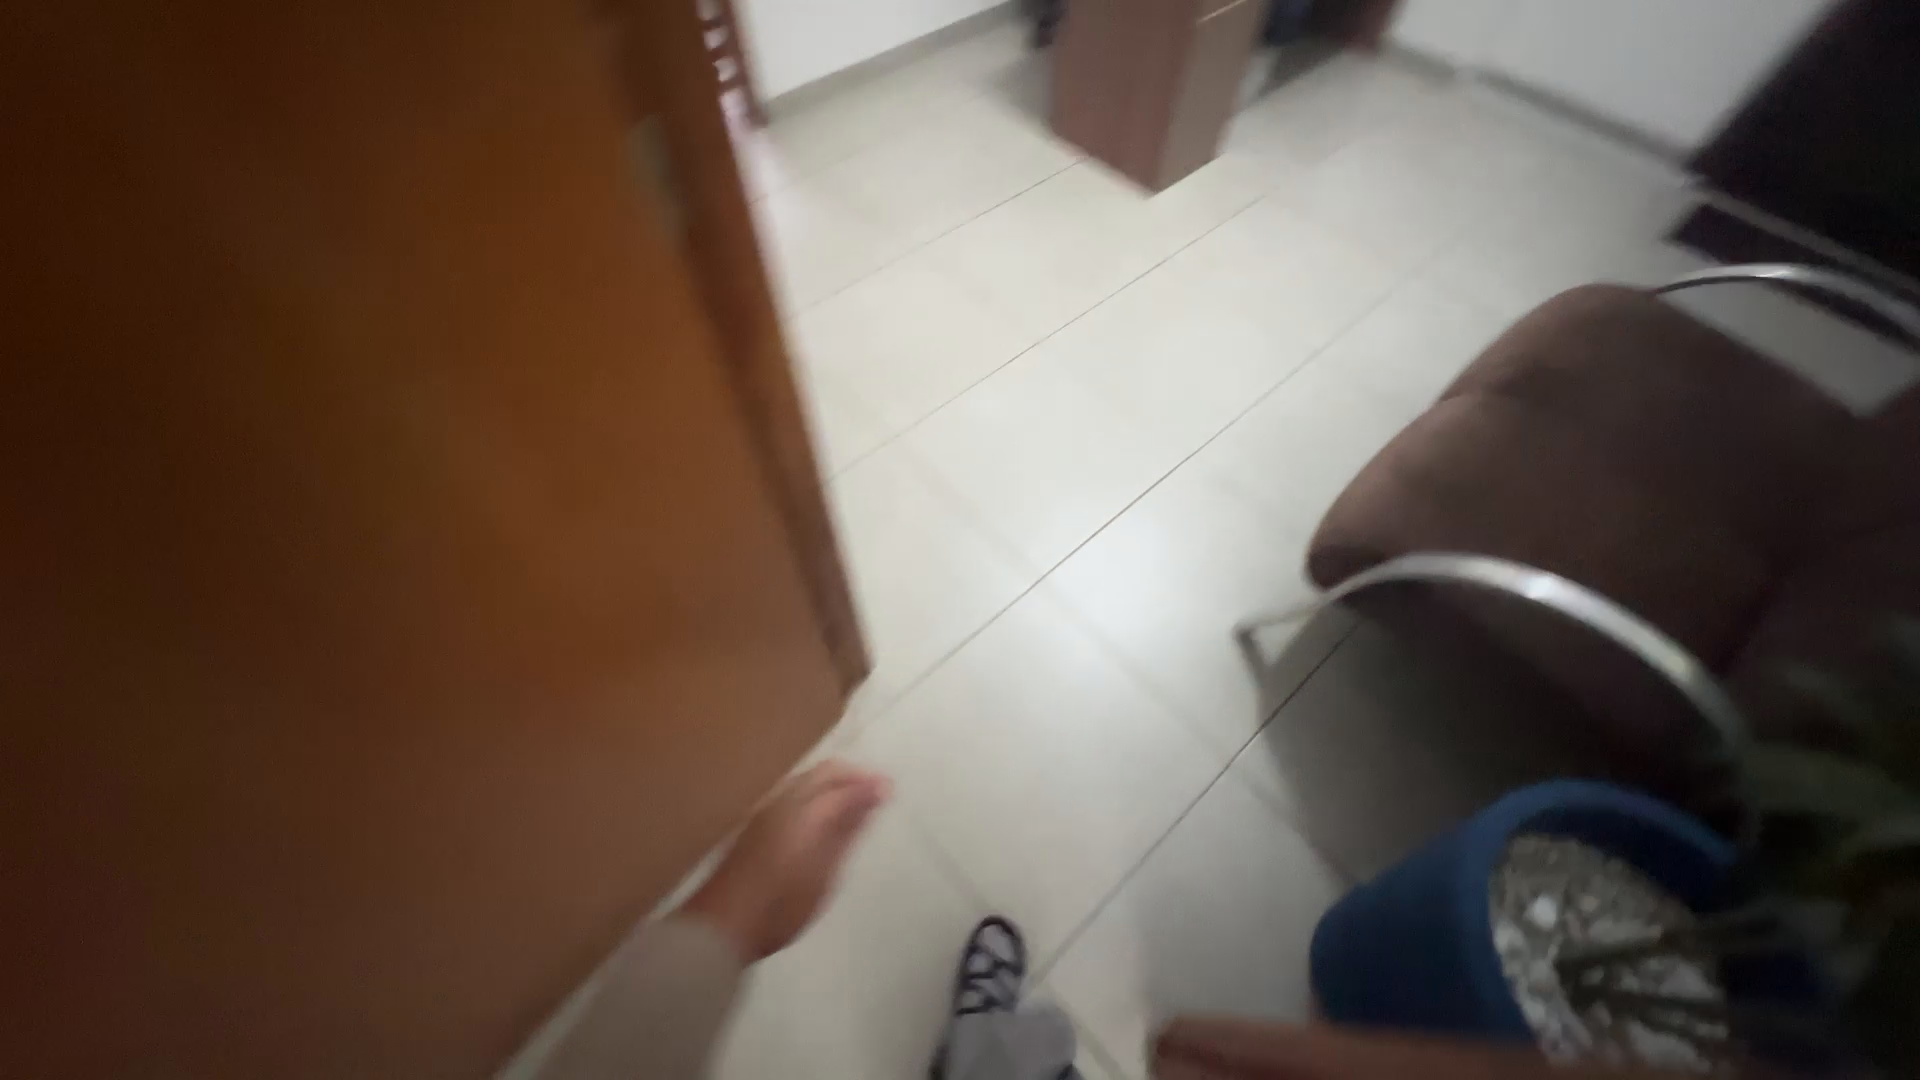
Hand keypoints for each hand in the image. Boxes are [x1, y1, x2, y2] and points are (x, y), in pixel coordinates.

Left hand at [675, 760, 890, 960]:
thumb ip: (849, 827)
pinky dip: (816, 793)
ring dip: (834, 782)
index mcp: (805, 808)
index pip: (844, 781)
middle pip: (824, 771)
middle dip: (853, 776)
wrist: (722, 926)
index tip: (892, 790)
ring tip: (855, 804)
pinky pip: (794, 791)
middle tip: (877, 793)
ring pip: (807, 778)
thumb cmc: (782, 905)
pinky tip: (823, 816)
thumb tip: (877, 791)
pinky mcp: (755, 822)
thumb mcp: (825, 871)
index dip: (870, 782)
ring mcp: (766, 809)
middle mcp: (784, 799)